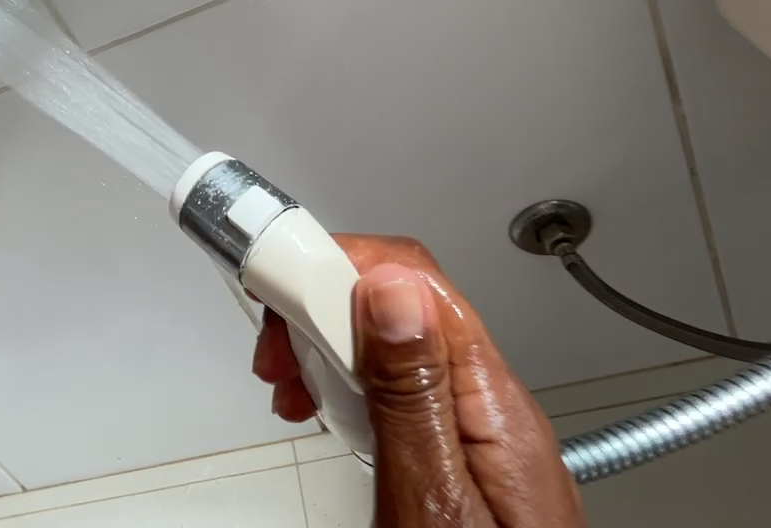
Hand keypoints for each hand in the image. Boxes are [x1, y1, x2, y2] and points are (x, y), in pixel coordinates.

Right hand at [252, 234, 583, 526]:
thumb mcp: (430, 505)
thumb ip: (411, 396)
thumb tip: (391, 290)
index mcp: (493, 405)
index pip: (416, 281)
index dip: (340, 265)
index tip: (279, 286)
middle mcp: (490, 398)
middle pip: (398, 297)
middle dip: (322, 305)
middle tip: (277, 356)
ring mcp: (474, 416)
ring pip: (389, 328)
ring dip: (326, 339)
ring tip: (291, 385)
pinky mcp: (453, 434)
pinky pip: (394, 370)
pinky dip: (344, 371)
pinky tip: (324, 403)